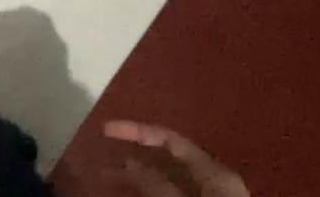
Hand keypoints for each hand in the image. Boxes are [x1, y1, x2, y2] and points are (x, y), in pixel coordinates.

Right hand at [102, 121, 249, 196]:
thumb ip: (157, 184)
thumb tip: (128, 162)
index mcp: (214, 171)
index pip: (169, 138)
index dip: (136, 130)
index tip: (106, 130)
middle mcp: (215, 181)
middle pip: (167, 163)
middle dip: (135, 164)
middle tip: (104, 167)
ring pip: (170, 185)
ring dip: (141, 183)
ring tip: (111, 184)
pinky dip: (155, 195)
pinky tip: (139, 196)